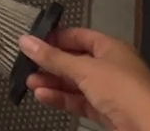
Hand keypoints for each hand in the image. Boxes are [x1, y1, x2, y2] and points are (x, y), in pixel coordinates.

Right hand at [19, 28, 149, 130]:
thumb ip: (52, 57)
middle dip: (50, 64)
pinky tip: (44, 97)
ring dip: (53, 83)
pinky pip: (82, 101)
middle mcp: (113, 68)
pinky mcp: (110, 113)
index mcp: (112, 49)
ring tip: (30, 83)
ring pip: (76, 83)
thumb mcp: (83, 69)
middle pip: (74, 61)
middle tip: (27, 64)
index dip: (55, 38)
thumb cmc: (124, 91)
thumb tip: (25, 40)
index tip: (33, 41)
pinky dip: (63, 99)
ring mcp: (112, 92)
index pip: (77, 36)